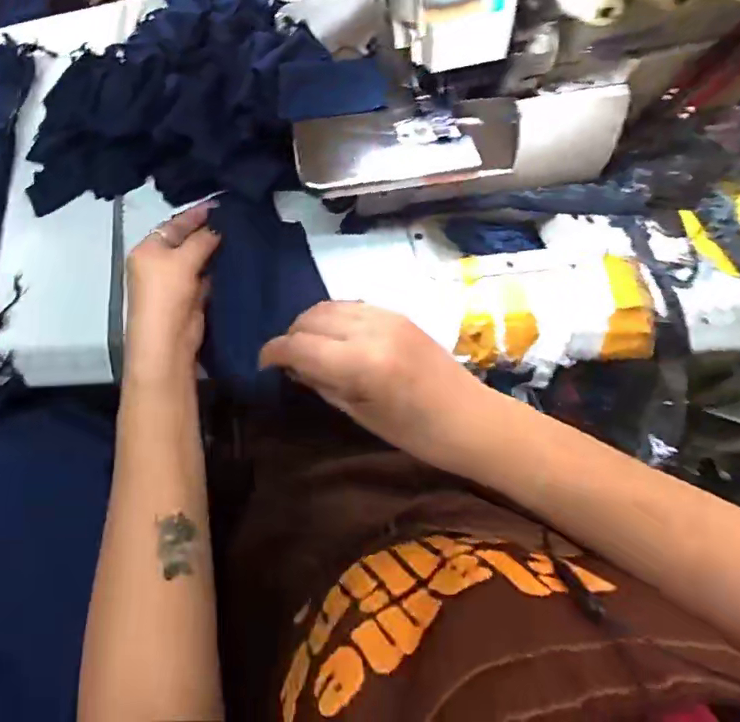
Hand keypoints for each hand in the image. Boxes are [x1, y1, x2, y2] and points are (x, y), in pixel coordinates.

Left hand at [124, 202, 221, 383]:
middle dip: (208, 231)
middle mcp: (157, 262)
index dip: (196, 214)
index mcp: (147, 248)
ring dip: (216, 250)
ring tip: (243, 232)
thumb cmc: (167, 293)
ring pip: (197, 258)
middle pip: (186, 240)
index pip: (173, 223)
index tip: (221, 203)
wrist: (167, 341)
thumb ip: (202, 239)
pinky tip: (238, 257)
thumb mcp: (183, 260)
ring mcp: (173, 281)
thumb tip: (218, 226)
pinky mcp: (189, 297)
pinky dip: (218, 269)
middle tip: (237, 217)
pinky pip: (206, 276)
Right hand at [259, 301, 505, 472]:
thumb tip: (292, 365)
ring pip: (326, 306)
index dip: (273, 352)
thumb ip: (321, 382)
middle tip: (288, 360)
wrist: (475, 421)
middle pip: (308, 319)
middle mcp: (370, 330)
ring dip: (309, 324)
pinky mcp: (395, 313)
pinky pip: (348, 306)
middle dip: (290, 337)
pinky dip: (331, 318)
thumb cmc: (418, 433)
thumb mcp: (360, 414)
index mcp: (362, 363)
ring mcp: (385, 316)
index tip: (264, 364)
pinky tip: (334, 338)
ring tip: (309, 347)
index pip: (299, 345)